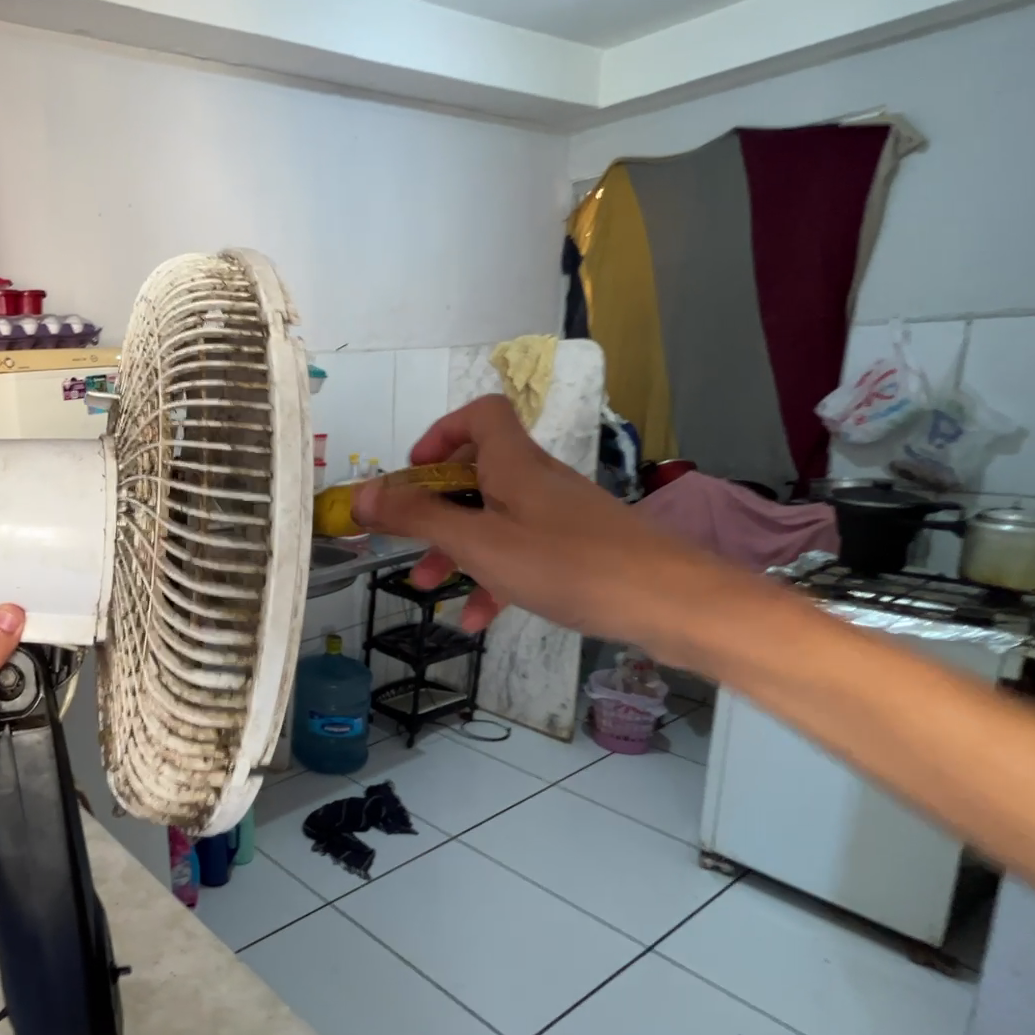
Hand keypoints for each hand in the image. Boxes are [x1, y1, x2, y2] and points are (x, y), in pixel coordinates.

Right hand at [352, 396, 720, 644]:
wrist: (674, 606)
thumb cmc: (568, 564)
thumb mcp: (477, 543)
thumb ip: (416, 518)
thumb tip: (360, 494)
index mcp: (513, 465)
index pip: (479, 415)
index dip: (440, 433)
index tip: (412, 472)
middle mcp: (535, 482)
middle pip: (474, 475)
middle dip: (432, 508)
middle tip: (405, 538)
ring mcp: (558, 518)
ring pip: (493, 520)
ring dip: (455, 550)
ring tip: (427, 588)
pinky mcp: (577, 552)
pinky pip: (520, 555)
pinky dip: (492, 579)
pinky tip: (476, 619)